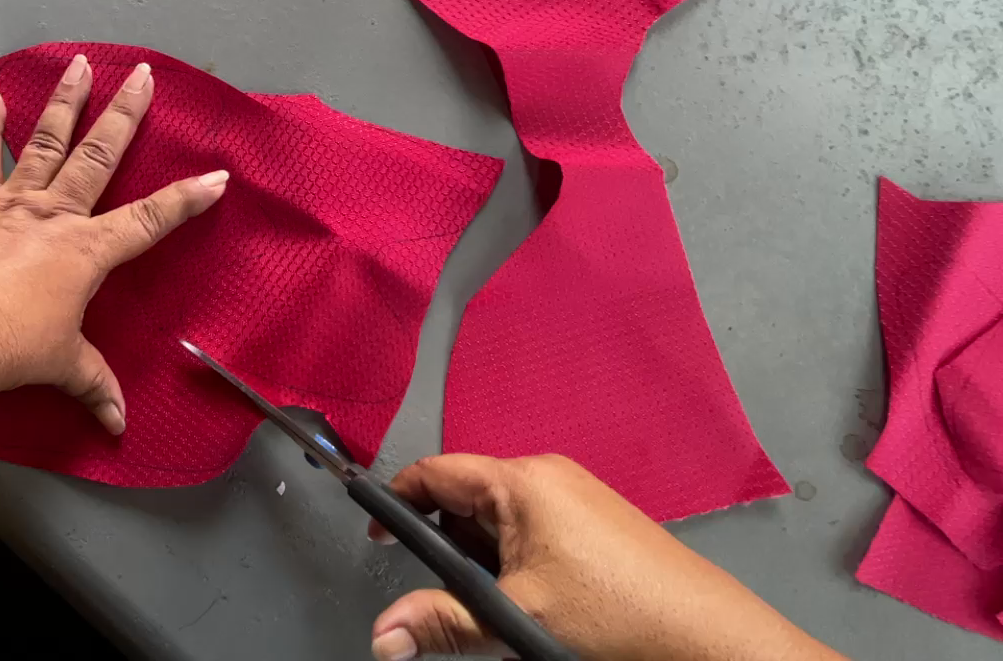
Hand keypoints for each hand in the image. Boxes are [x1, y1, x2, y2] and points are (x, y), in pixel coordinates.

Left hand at [0, 52, 227, 432]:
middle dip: (125, 113)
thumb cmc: (7, 347)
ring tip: (80, 63)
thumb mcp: (60, 366)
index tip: (216, 176)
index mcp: (85, 251)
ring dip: (66, 101)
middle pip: (98, 155)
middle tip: (143, 74)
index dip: (186, 200)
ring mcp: (13, 202)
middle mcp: (54, 214)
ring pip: (47, 142)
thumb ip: (94, 386)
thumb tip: (120, 426)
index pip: (149, 221)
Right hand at [366, 454, 844, 660]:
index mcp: (519, 479)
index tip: (379, 538)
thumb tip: (379, 637)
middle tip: (454, 590)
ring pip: (501, 514)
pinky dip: (520, 557)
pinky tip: (543, 599)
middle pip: (467, 494)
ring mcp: (579, 492)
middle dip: (449, 540)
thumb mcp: (519, 621)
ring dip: (486, 553)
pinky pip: (536, 525)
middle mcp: (545, 472)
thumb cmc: (617, 625)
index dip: (397, 500)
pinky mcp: (603, 518)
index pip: (433, 472)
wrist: (736, 654)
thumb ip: (442, 621)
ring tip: (506, 602)